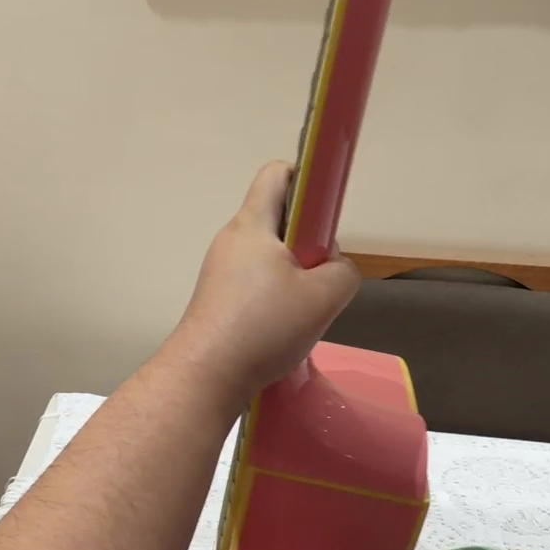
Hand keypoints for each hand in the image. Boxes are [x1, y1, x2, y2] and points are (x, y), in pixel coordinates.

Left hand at [164, 161, 359, 398]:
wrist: (206, 375)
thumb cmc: (264, 325)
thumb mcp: (324, 296)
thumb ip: (342, 270)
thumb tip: (330, 266)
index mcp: (252, 225)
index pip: (276, 174)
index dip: (307, 179)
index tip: (325, 212)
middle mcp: (231, 239)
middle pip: (277, 219)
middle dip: (308, 238)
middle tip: (321, 273)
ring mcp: (220, 269)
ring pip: (268, 254)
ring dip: (294, 272)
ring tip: (304, 308)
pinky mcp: (217, 296)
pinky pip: (255, 280)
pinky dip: (275, 294)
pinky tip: (283, 327)